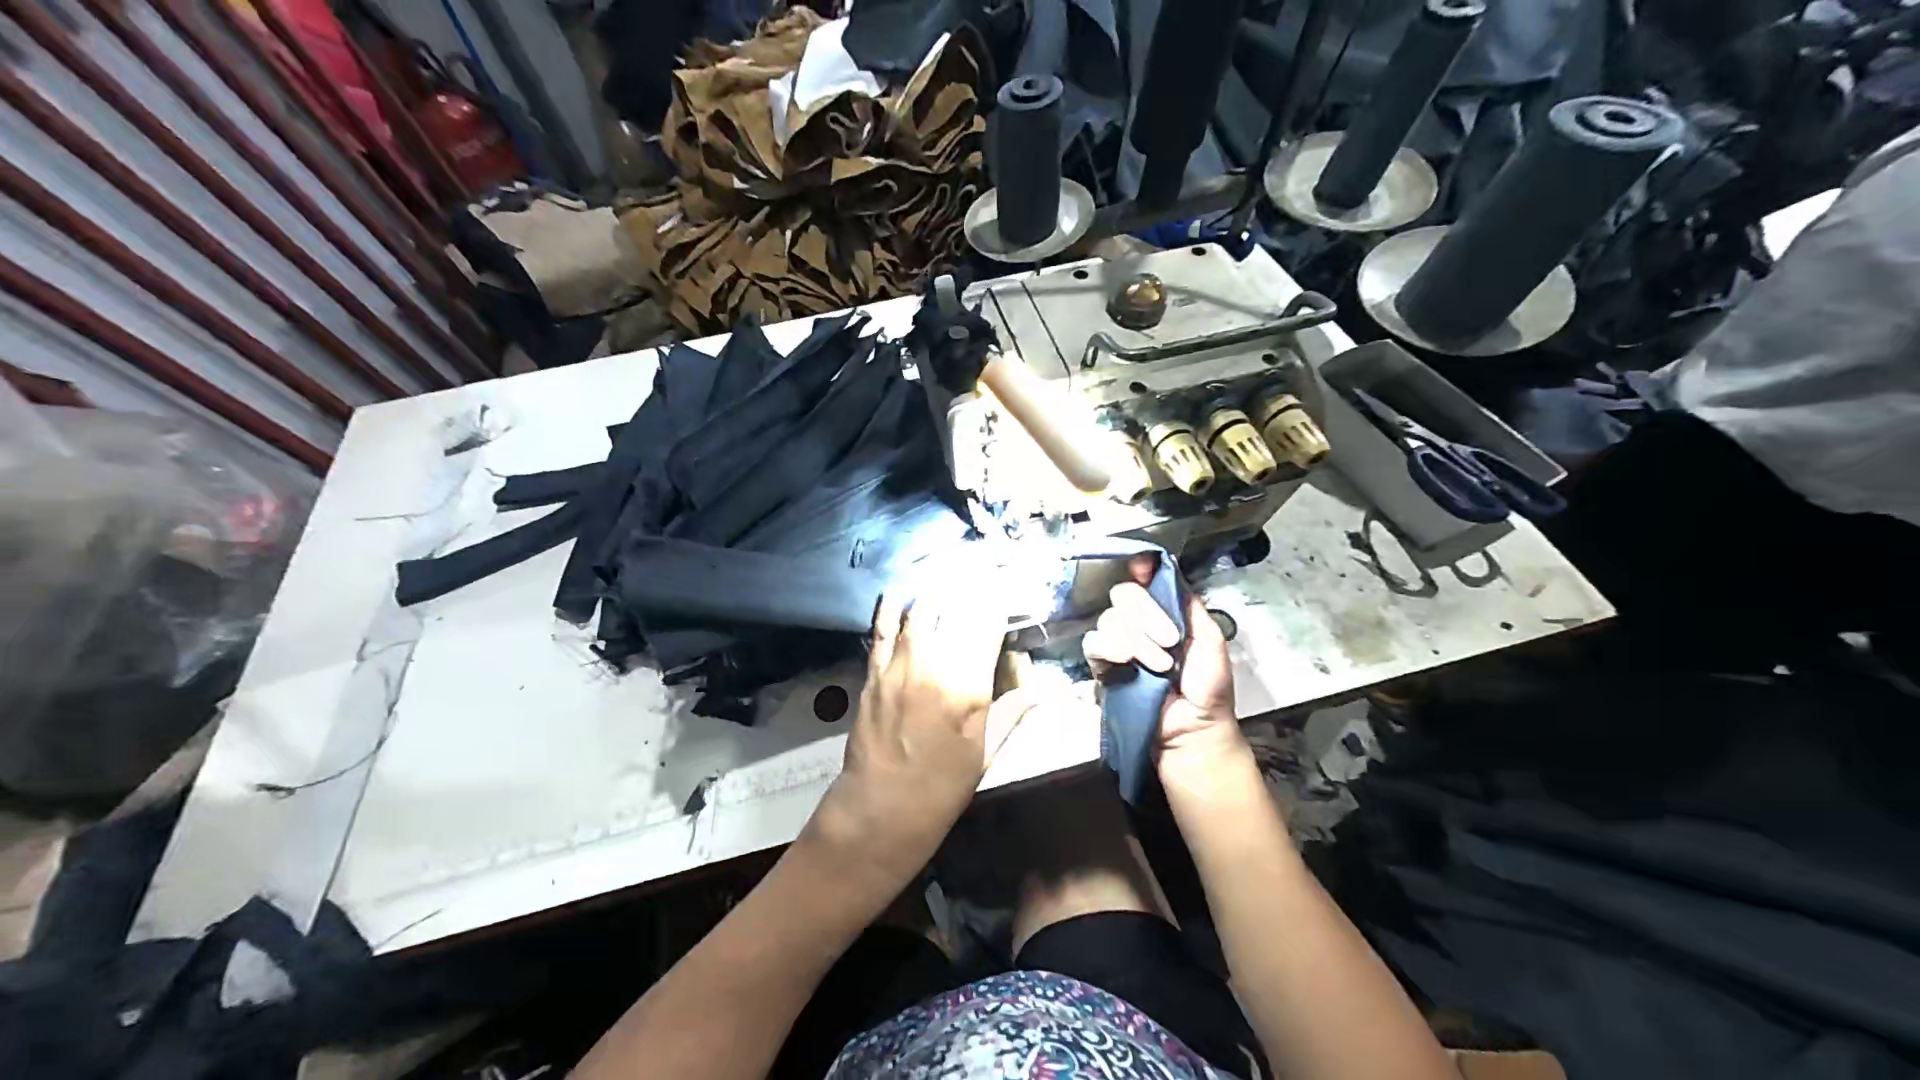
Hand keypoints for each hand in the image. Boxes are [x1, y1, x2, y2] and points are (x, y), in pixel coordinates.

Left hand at [802, 589, 1030, 902]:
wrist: (882, 807)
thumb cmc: (943, 785)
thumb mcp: (988, 751)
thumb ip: (1013, 711)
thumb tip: (1044, 687)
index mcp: (968, 687)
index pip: (987, 625)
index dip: (998, 598)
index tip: (1007, 582)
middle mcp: (934, 667)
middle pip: (954, 608)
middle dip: (970, 584)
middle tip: (981, 568)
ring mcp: (899, 667)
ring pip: (918, 610)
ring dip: (935, 588)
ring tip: (947, 572)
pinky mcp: (873, 673)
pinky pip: (881, 629)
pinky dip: (891, 607)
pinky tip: (899, 592)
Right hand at [1082, 554, 1248, 778]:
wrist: (1193, 730)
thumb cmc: (1209, 689)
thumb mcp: (1211, 642)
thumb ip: (1190, 607)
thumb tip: (1169, 571)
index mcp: (1164, 612)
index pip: (1144, 580)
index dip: (1140, 569)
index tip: (1143, 569)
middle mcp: (1138, 622)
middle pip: (1124, 594)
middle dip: (1146, 613)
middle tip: (1169, 641)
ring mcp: (1118, 643)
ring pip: (1110, 619)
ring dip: (1136, 639)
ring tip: (1159, 666)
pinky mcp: (1103, 666)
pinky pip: (1094, 644)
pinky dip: (1110, 648)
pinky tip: (1126, 662)